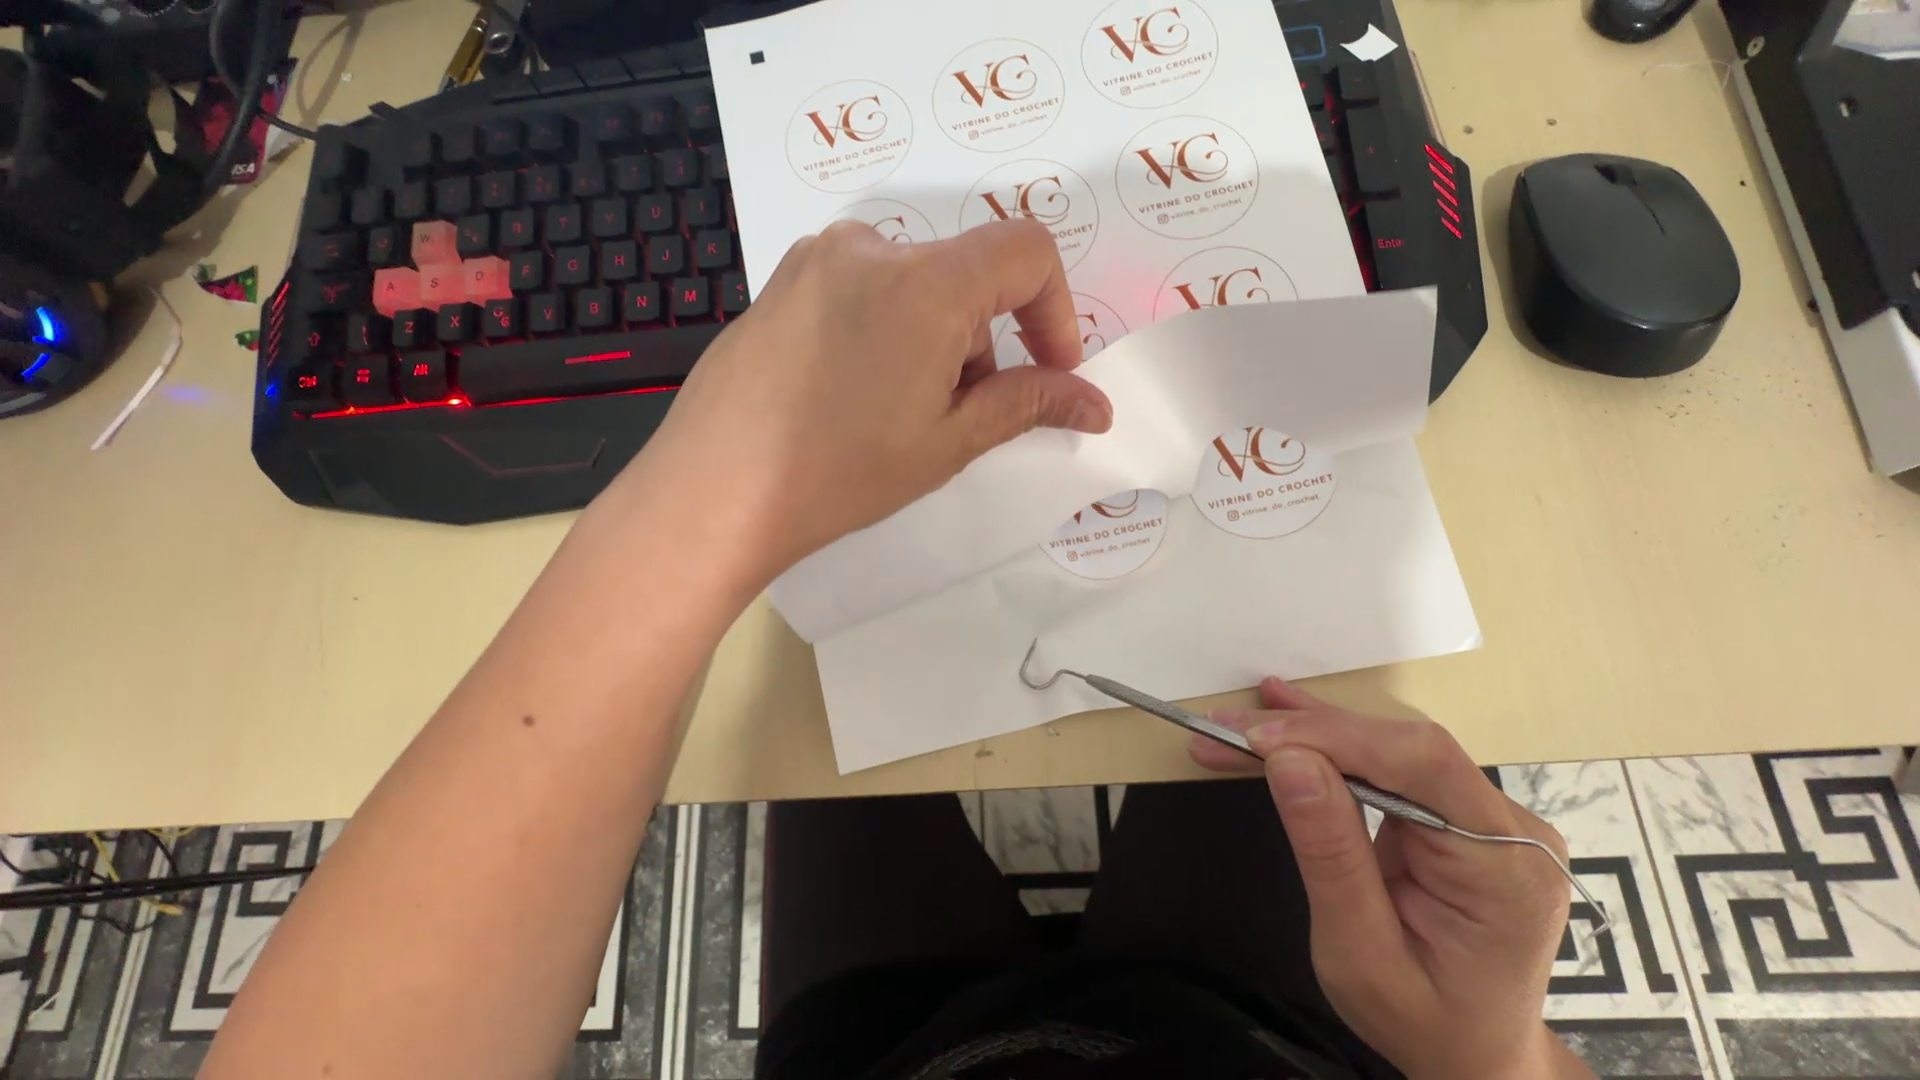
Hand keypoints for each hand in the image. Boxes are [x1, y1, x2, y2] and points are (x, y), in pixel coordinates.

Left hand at [623, 218, 1111, 579]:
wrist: (715, 491)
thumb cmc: (838, 472)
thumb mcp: (948, 442)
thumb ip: (1029, 405)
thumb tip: (1095, 404)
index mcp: (924, 281)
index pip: (1026, 251)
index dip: (1055, 311)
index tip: (1048, 371)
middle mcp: (870, 248)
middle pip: (967, 272)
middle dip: (985, 340)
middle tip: (959, 412)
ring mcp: (816, 260)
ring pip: (915, 282)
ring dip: (935, 336)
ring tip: (898, 410)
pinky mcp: (783, 282)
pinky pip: (864, 287)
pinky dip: (888, 328)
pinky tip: (854, 392)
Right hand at [1191, 679, 1588, 1079]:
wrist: (1475, 1055)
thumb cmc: (1420, 1021)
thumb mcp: (1359, 952)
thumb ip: (1329, 853)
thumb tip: (1287, 762)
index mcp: (1503, 868)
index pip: (1422, 763)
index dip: (1334, 737)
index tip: (1255, 740)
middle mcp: (1509, 827)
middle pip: (1400, 746)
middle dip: (1303, 733)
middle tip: (1221, 732)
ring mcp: (1486, 815)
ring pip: (1386, 745)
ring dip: (1304, 733)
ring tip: (1235, 726)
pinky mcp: (1455, 811)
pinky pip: (1386, 761)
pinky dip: (1327, 742)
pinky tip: (1284, 713)